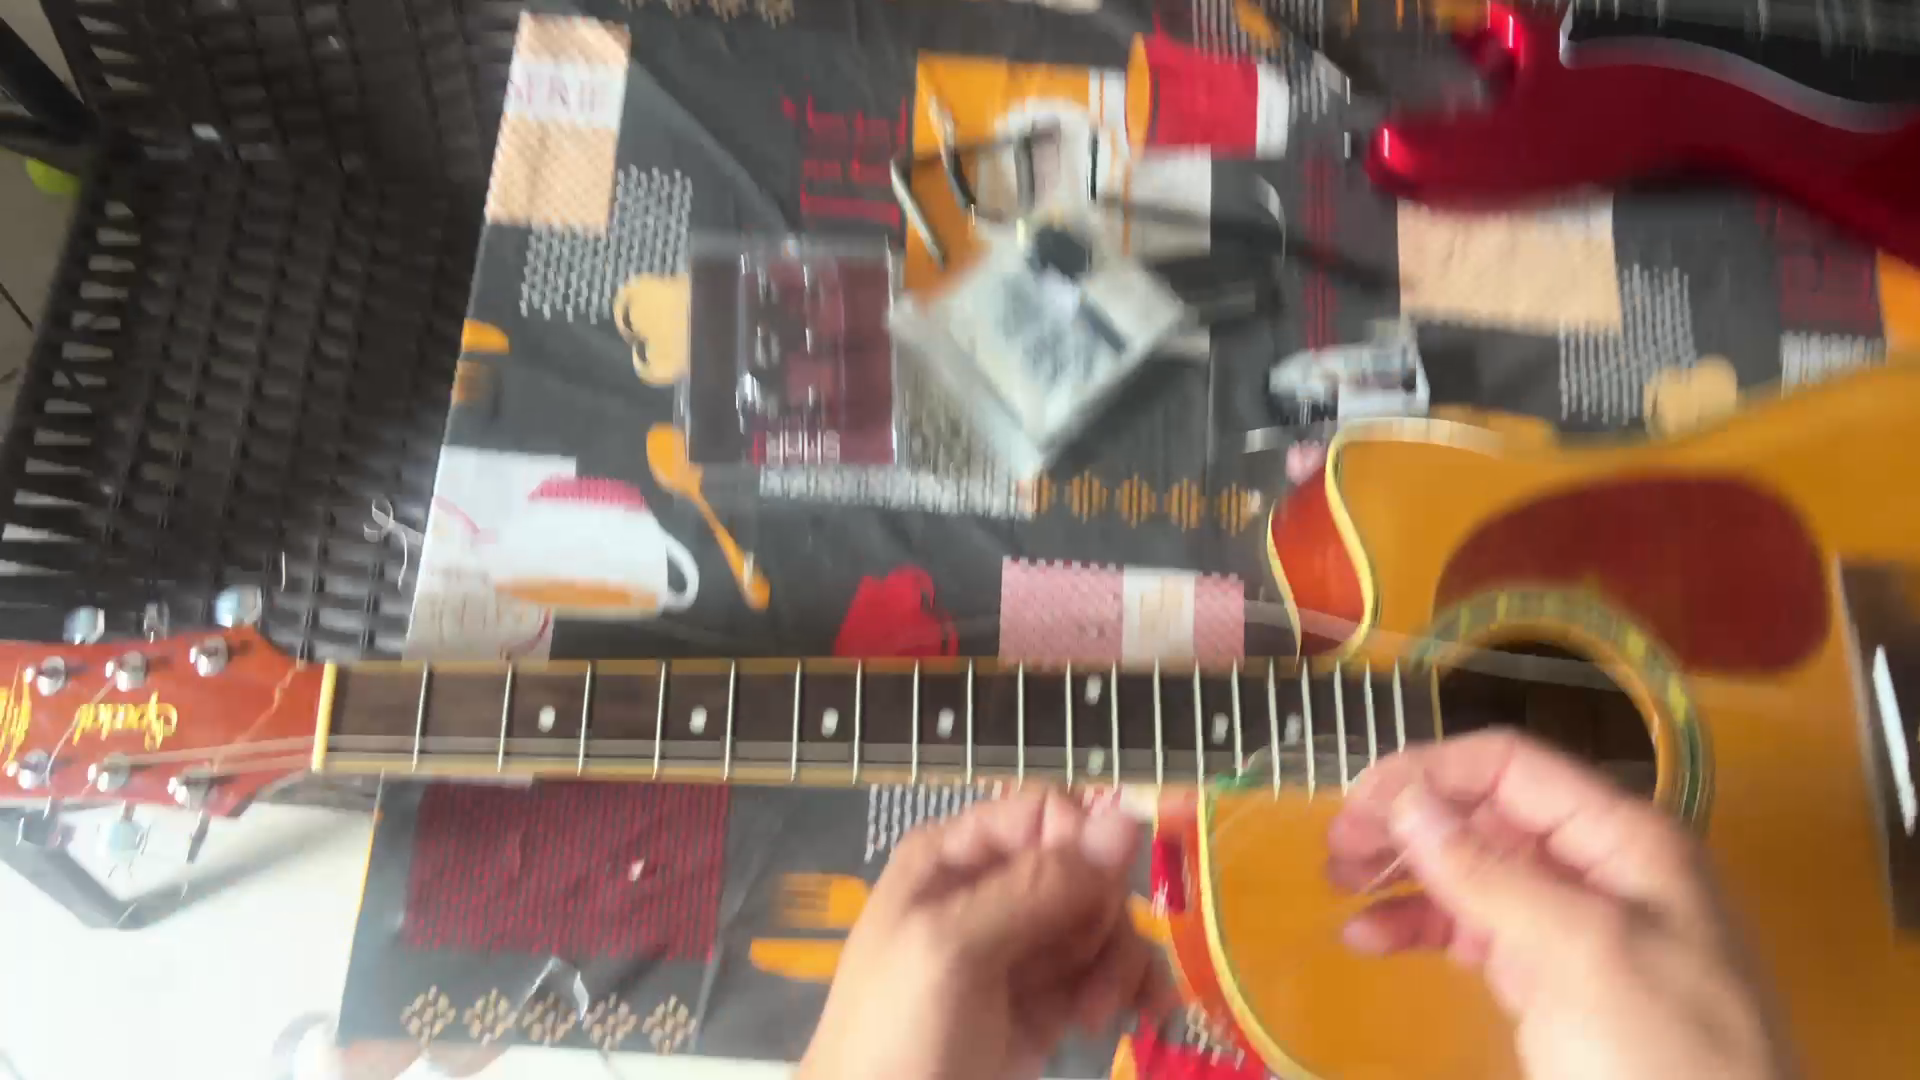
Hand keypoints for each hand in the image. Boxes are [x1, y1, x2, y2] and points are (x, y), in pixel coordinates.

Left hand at [799, 790, 1174, 1079]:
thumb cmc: (899, 1030)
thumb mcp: (952, 947)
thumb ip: (1036, 885)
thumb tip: (1126, 818)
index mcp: (956, 853)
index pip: (1043, 811)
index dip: (1082, 841)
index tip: (1100, 891)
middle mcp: (993, 885)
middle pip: (1082, 864)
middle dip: (1100, 911)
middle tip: (1086, 962)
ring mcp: (1022, 941)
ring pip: (1102, 915)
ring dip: (1116, 957)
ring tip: (1093, 1010)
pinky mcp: (1048, 994)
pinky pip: (1107, 965)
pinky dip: (1129, 984)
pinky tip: (1135, 1011)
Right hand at [1327, 729, 1794, 1079]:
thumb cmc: (1664, 1057)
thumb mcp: (1581, 955)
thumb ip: (1488, 872)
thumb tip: (1403, 799)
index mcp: (1618, 838)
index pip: (1506, 765)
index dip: (1429, 771)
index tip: (1361, 801)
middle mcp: (1586, 863)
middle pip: (1473, 811)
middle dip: (1401, 823)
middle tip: (1337, 844)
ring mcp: (1560, 916)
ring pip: (1458, 863)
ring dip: (1394, 869)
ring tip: (1335, 882)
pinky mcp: (1536, 965)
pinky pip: (1459, 922)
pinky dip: (1410, 924)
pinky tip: (1365, 937)